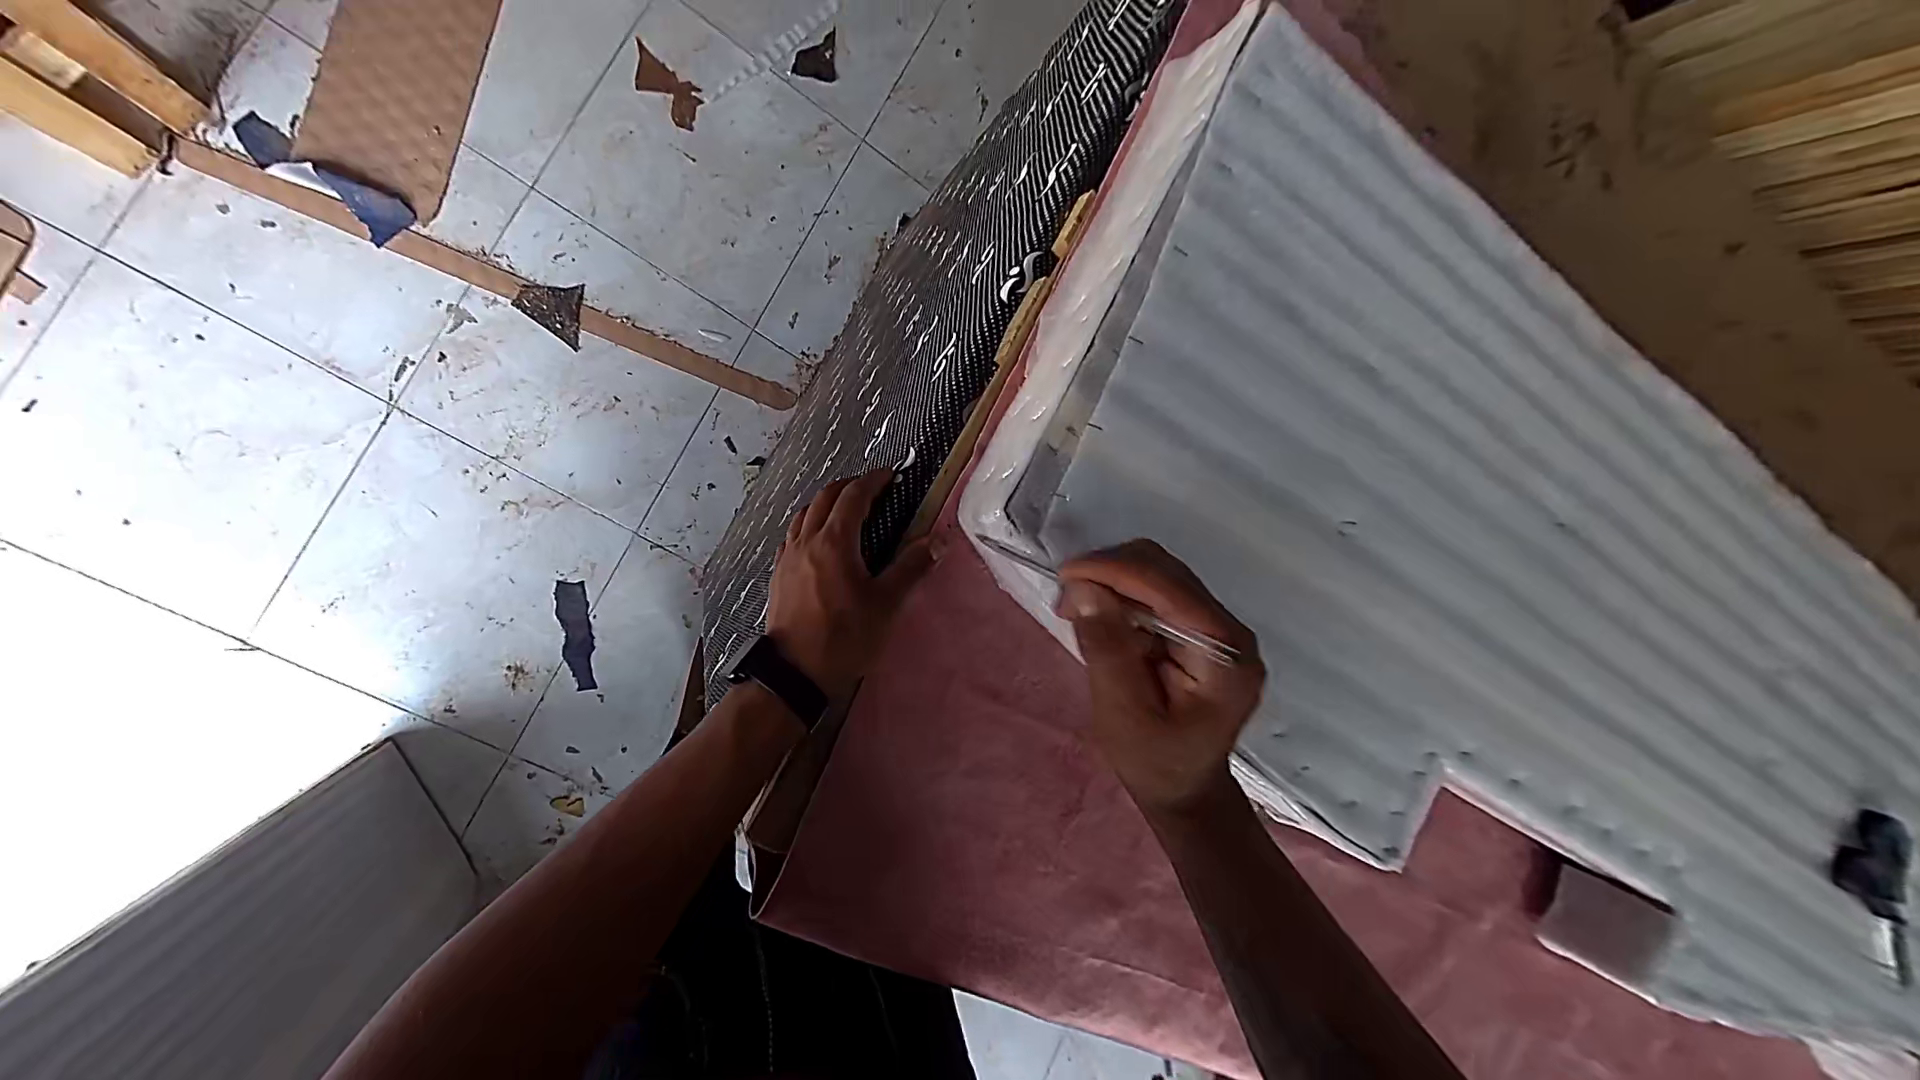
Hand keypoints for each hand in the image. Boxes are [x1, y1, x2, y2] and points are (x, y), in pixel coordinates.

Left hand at [766, 470, 935, 699]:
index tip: (889, 476)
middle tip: (870, 488)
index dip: (873, 481)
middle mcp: (806, 541)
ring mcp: (788, 558)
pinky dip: (808, 526)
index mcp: (834, 542)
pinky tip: (816, 542)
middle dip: (848, 486)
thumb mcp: (885, 603)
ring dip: (825, 503)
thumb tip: (937, 541)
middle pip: (824, 498)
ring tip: (844, 510)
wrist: (794, 673)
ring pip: (804, 515)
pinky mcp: (778, 575)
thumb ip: (911, 567)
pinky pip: (792, 536)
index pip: (853, 497)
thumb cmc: (844, 637)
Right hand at [1057, 540, 1263, 813]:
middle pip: (1166, 570)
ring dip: (1113, 582)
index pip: (1169, 588)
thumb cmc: (1154, 763)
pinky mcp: (1202, 628)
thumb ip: (1107, 650)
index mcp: (1222, 656)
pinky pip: (1158, 592)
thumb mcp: (1122, 714)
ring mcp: (1219, 627)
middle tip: (1068, 602)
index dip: (1115, 570)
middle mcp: (1230, 631)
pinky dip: (1123, 596)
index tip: (1065, 576)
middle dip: (1110, 573)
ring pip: (1160, 573)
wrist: (1185, 791)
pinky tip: (1103, 620)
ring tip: (1079, 611)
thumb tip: (1085, 589)